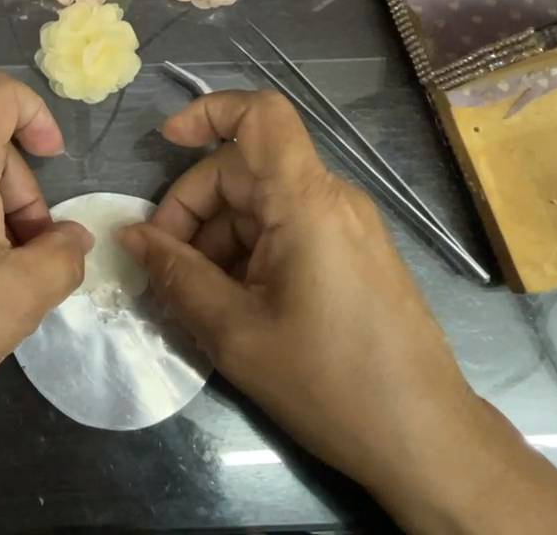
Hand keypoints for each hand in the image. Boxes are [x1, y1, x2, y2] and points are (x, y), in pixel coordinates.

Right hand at [119, 90, 556, 533]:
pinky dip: (245, 254)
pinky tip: (231, 305)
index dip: (207, 112)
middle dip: (191, 211)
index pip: (260, 115)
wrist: (429, 444)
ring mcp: (345, 226)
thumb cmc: (330, 383)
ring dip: (215, 240)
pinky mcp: (351, 253)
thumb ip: (175, 275)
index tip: (166, 144)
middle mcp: (329, 198)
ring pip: (257, 204)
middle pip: (241, 170)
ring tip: (195, 300)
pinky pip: (283, 230)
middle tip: (164, 270)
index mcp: (306, 202)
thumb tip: (128, 235)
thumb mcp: (235, 333)